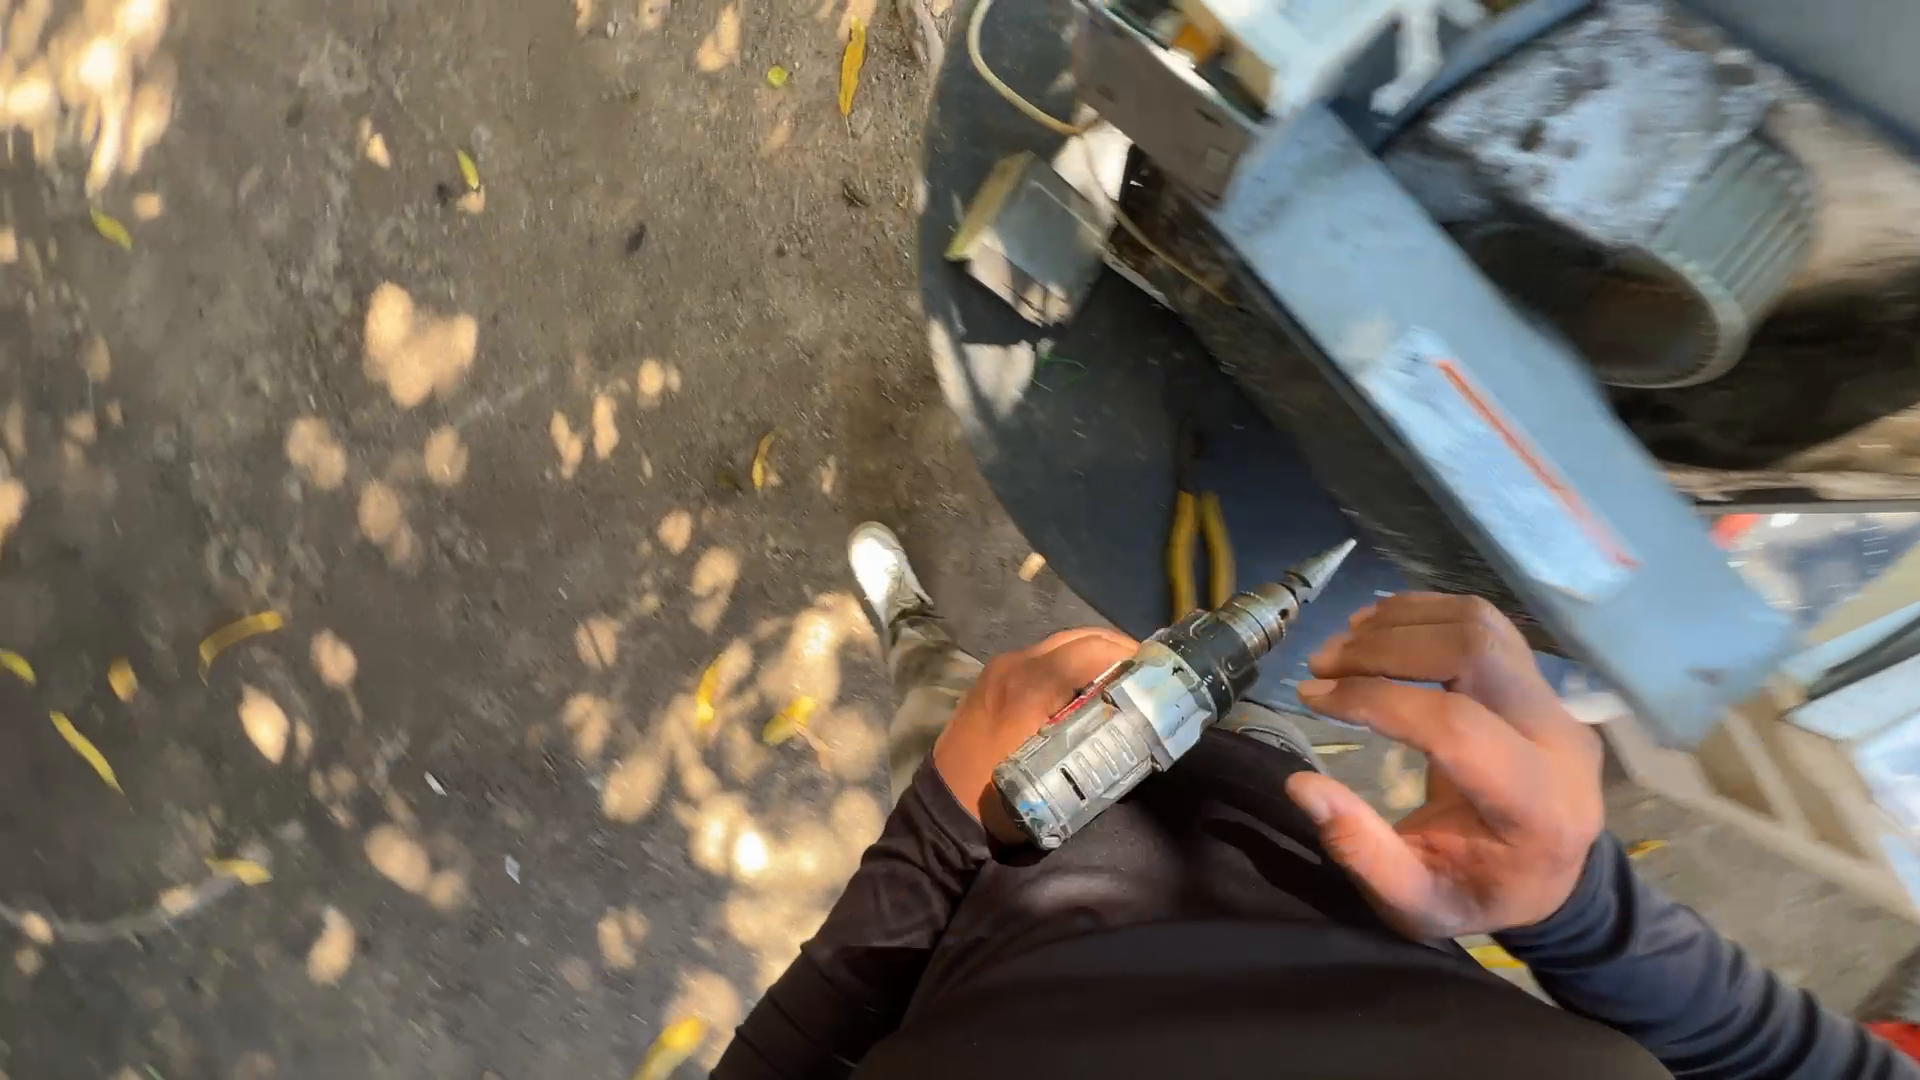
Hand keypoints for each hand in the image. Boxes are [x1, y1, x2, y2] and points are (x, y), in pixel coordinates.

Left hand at [934, 627, 1136, 841]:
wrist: (944, 808)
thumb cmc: (1002, 800)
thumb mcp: (1057, 780)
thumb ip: (1097, 746)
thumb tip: (1138, 726)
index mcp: (1031, 685)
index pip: (1091, 650)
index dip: (1128, 654)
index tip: (1157, 669)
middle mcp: (1015, 665)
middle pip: (1076, 639)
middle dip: (1114, 649)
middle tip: (1144, 672)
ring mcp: (1000, 668)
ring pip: (1057, 645)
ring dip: (1090, 656)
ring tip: (1119, 680)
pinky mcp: (992, 677)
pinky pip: (1040, 658)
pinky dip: (1067, 664)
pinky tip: (1082, 689)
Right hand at [1285, 593, 1603, 940]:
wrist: (1548, 878)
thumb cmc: (1475, 890)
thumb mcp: (1415, 901)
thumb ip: (1360, 850)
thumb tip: (1300, 784)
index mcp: (1536, 805)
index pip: (1456, 724)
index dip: (1374, 699)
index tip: (1311, 697)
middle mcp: (1559, 740)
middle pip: (1473, 651)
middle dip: (1382, 648)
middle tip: (1320, 665)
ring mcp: (1553, 703)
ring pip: (1477, 624)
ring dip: (1396, 623)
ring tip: (1341, 647)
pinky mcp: (1536, 681)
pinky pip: (1480, 622)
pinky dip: (1418, 613)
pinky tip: (1373, 630)